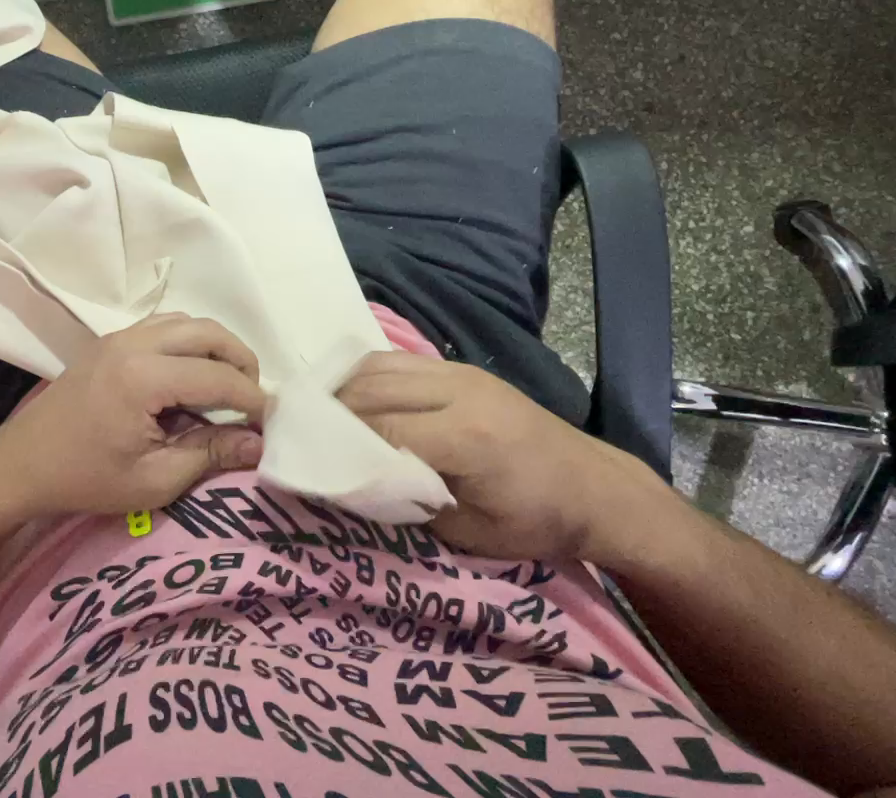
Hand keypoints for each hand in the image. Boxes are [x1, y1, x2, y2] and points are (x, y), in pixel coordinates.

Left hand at [0, 313, 267, 519]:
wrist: (21, 465)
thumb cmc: (85, 478)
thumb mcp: (153, 480)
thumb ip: (210, 454)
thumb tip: (260, 442)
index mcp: (143, 377)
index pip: (218, 377)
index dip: (253, 400)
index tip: (273, 424)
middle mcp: (133, 344)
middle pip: (207, 332)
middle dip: (241, 361)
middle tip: (252, 402)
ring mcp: (118, 338)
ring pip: (185, 322)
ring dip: (214, 348)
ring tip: (226, 389)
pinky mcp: (109, 342)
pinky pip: (162, 327)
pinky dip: (188, 344)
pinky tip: (190, 379)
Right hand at [336, 351, 671, 563]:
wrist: (595, 489)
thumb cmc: (535, 522)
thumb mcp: (467, 533)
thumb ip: (405, 501)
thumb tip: (346, 481)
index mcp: (467, 438)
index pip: (379, 429)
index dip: (337, 444)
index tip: (305, 459)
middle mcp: (460, 392)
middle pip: (371, 388)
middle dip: (330, 411)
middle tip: (299, 434)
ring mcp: (461, 374)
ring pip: (379, 366)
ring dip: (343, 388)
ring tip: (319, 416)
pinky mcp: (461, 369)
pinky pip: (397, 362)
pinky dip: (366, 377)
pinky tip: (351, 398)